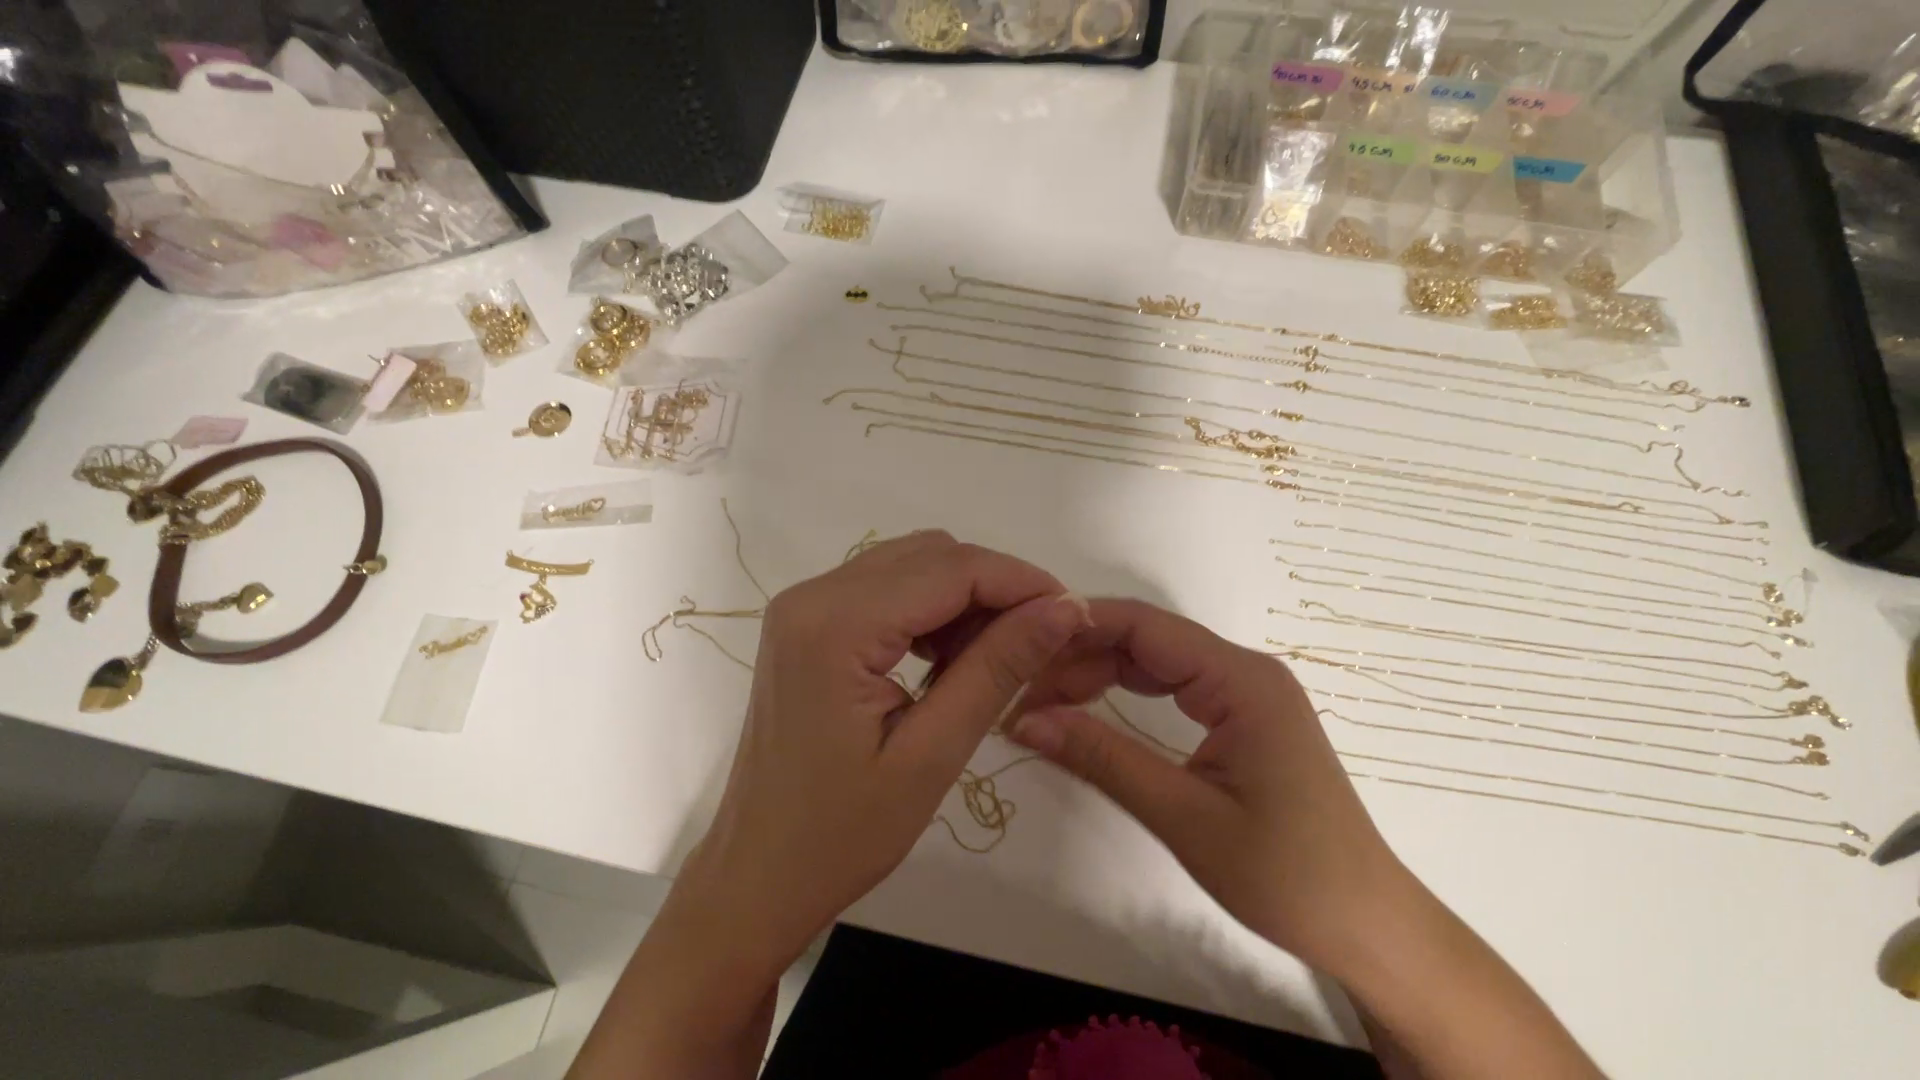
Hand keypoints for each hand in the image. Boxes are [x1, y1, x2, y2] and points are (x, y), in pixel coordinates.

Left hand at [679, 531, 1091, 966]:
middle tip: (1038, 646)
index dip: (1022, 582)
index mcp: (834, 624)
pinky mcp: (804, 626)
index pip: (950, 568)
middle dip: (994, 589)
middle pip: (930, 556)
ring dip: (963, 599)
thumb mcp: (932, 755)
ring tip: (995, 660)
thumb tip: (1064, 607)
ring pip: (909, 567)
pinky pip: (883, 592)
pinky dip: (928, 611)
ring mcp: (802, 607)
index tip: (1075, 615)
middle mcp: (811, 595)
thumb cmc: (840, 834)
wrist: (757, 873)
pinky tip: (948, 661)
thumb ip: (996, 669)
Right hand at [1007, 598, 1413, 976]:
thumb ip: (1103, 759)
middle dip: (1081, 657)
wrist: (1363, 923)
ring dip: (1100, 675)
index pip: (1144, 626)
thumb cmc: (1283, 873)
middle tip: (1024, 696)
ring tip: (1044, 705)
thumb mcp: (1183, 816)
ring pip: (1158, 662)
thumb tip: (1025, 719)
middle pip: (1147, 639)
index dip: (1077, 628)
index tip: (1019, 650)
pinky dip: (1128, 696)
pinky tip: (1091, 712)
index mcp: (1241, 680)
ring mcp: (1248, 695)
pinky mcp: (1244, 721)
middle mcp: (1246, 672)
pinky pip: (1176, 688)